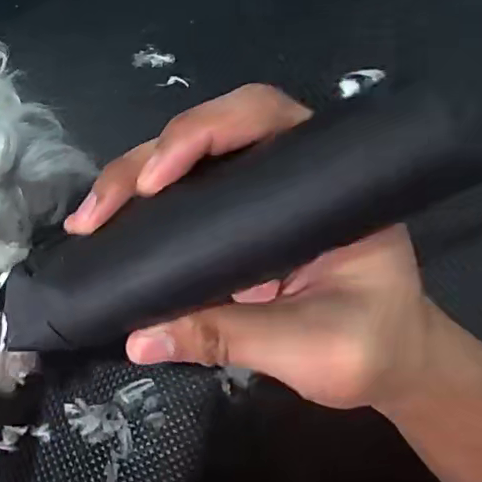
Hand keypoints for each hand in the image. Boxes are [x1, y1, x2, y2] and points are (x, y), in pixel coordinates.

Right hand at [64, 84, 464, 411]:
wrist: (391, 363)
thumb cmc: (372, 347)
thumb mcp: (310, 347)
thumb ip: (231, 338)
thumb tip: (139, 338)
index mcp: (326, 178)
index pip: (263, 118)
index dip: (203, 132)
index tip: (158, 181)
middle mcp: (289, 170)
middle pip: (209, 133)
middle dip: (146, 160)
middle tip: (99, 211)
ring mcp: (259, 195)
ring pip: (187, 162)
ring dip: (133, 181)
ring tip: (90, 221)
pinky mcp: (235, 222)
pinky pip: (184, 200)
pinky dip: (143, 211)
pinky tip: (111, 231)